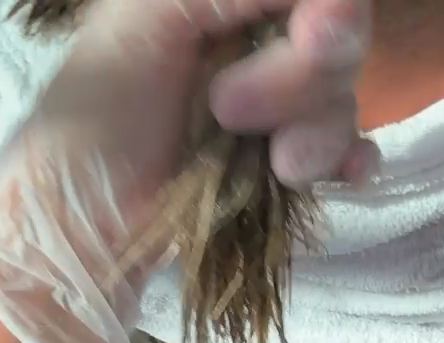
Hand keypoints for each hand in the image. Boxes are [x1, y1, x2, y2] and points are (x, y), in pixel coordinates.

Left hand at [0, 0, 376, 342]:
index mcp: (226, 2)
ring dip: (317, 136)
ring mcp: (278, 109)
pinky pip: (347, 153)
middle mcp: (260, 43)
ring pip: (342, 102)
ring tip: (272, 168)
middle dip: (297, 83)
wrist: (90, 220)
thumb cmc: (95, 116)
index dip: (328, 14)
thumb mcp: (139, 23)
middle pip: (339, 45)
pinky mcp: (285, 165)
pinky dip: (353, 161)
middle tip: (226, 111)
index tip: (313, 34)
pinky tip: (347, 174)